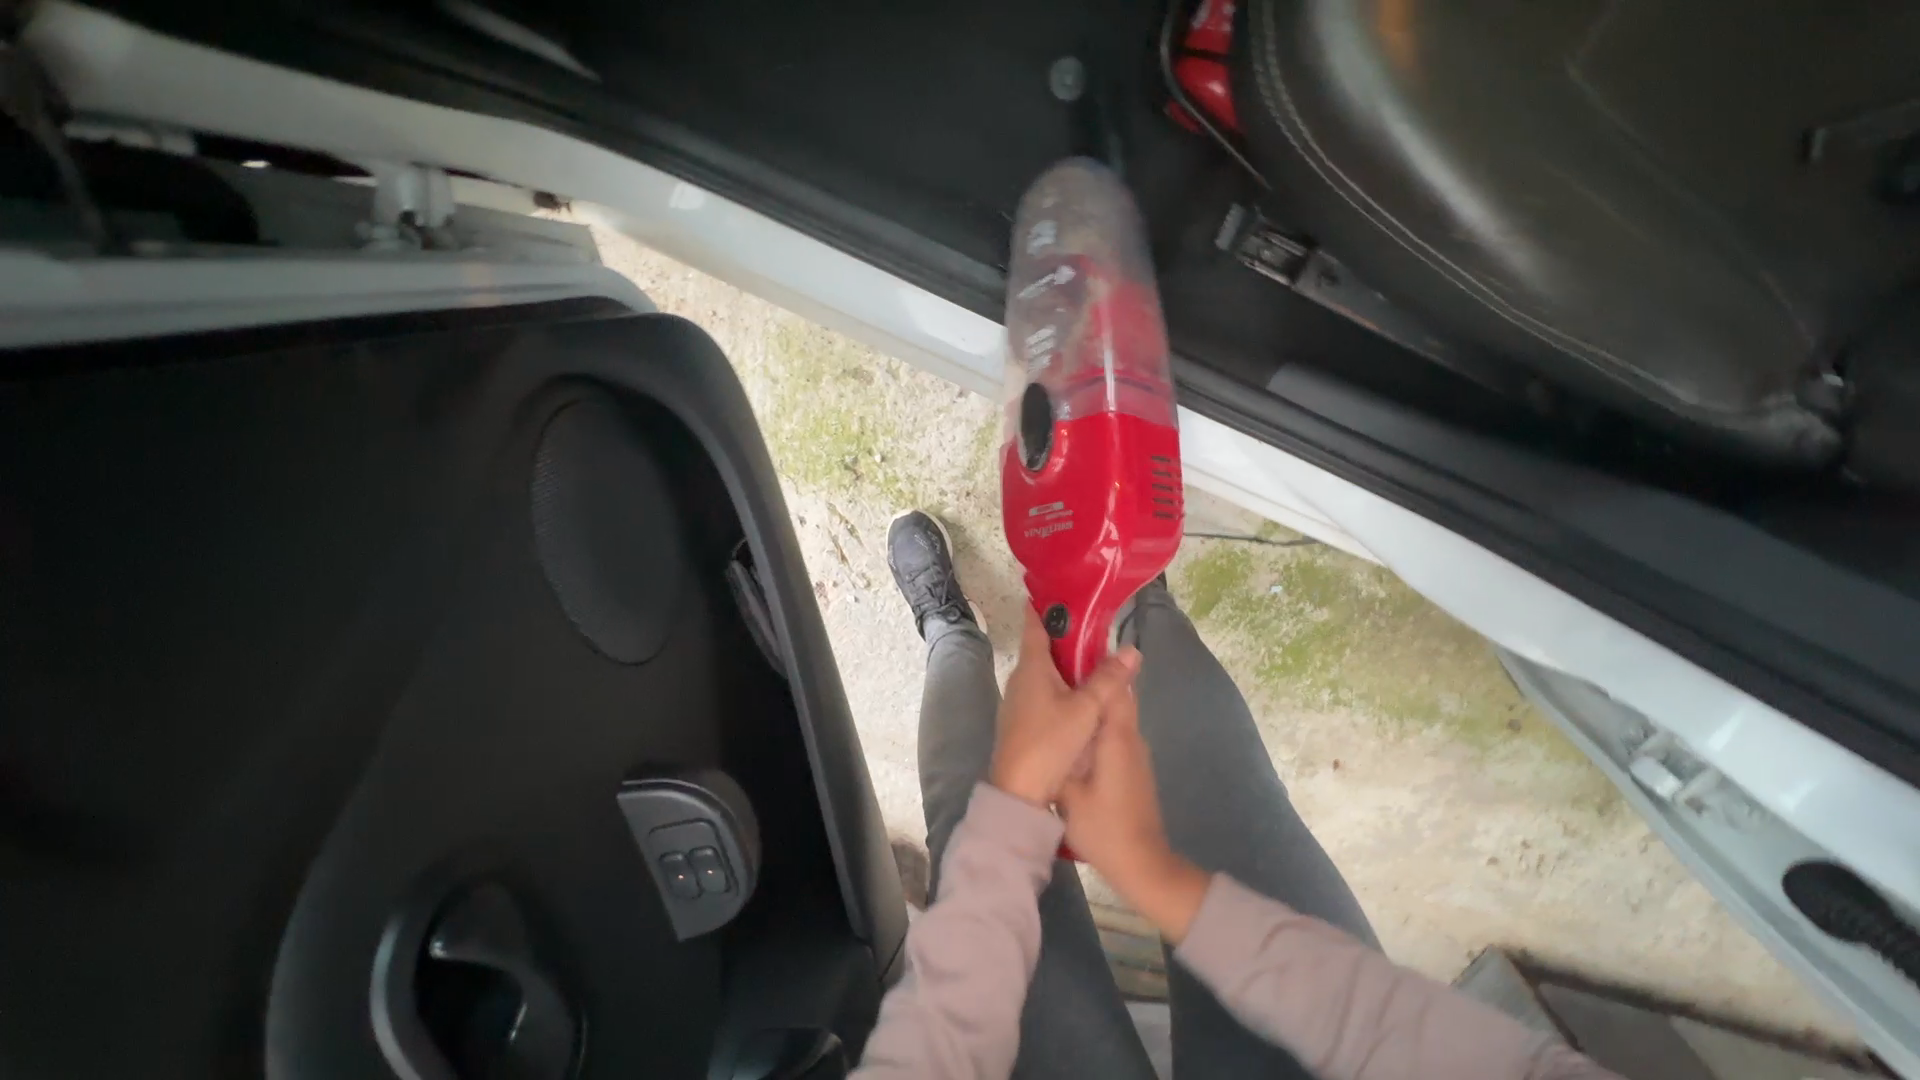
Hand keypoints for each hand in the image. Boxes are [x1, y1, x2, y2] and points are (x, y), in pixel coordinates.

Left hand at [988, 609, 1141, 806]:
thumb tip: (1132, 649)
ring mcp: (1019, 702)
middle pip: (1043, 649)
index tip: (1059, 590)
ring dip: (1066, 665)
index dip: (1044, 606)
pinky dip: (1062, 686)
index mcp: (1031, 667)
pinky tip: (1080, 696)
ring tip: (1095, 659)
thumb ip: (1108, 679)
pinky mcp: (1022, 722)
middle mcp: (1020, 679)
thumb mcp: (1085, 710)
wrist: (1018, 791)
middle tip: (1095, 626)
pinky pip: (1044, 693)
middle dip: (1066, 637)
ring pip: (1045, 674)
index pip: (1034, 625)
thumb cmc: (1049, 742)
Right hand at [1057, 681, 1210, 942]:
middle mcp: (1131, 738)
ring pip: (1115, 715)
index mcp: (1117, 737)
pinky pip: (1115, 734)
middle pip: (1116, 696)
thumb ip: (1058, 759)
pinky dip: (1097, 725)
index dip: (1098, 663)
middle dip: (1092, 679)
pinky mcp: (1133, 769)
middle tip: (1058, 669)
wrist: (1143, 865)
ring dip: (1094, 703)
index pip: (1115, 686)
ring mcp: (1135, 754)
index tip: (1072, 647)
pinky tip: (1073, 734)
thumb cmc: (1104, 828)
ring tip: (1060, 697)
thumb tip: (1044, 735)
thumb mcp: (1069, 794)